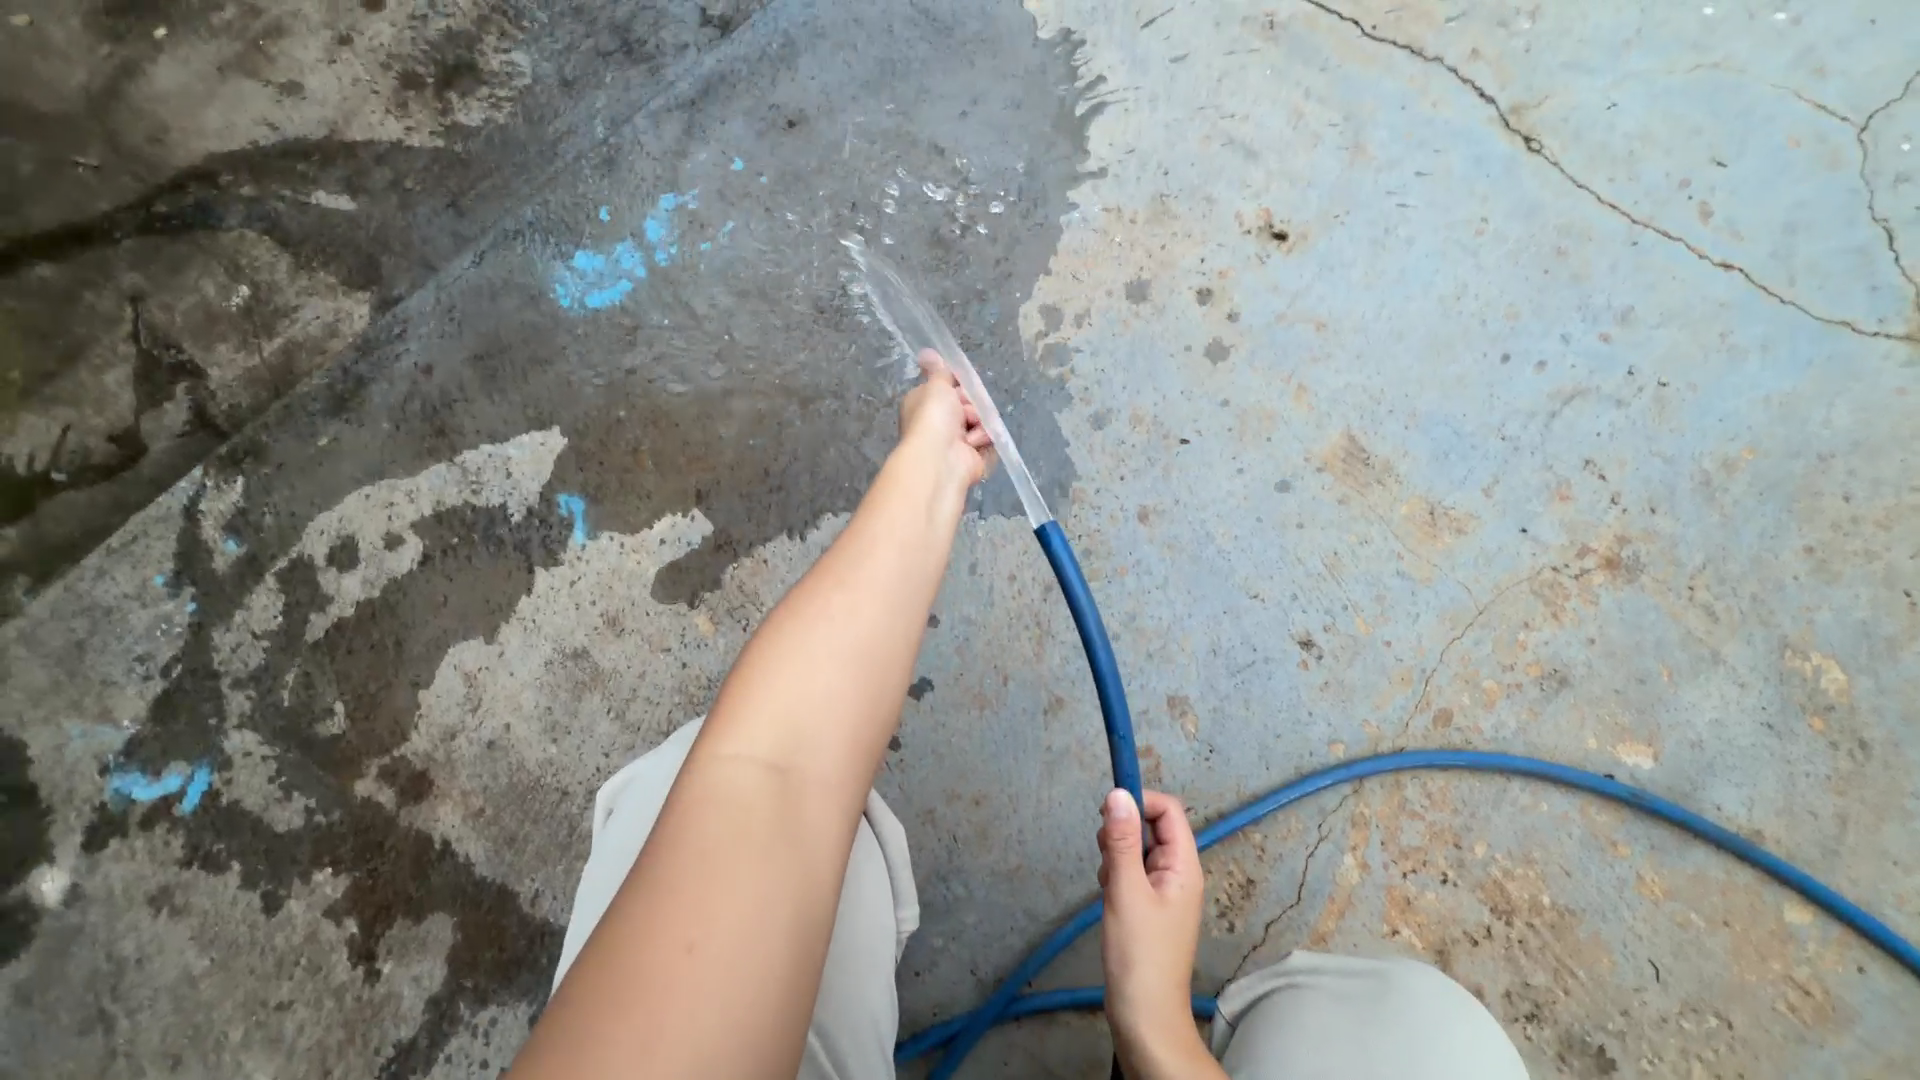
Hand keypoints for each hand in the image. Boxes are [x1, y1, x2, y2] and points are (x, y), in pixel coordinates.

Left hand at [899, 349, 996, 489]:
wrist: (940, 458)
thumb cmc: (933, 417)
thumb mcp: (935, 385)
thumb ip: (939, 370)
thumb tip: (927, 352)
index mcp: (925, 404)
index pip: (949, 388)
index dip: (960, 384)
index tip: (964, 382)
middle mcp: (939, 422)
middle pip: (968, 403)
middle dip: (971, 403)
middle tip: (964, 408)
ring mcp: (956, 440)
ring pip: (981, 420)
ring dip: (979, 420)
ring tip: (969, 428)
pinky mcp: (972, 456)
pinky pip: (988, 438)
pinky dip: (984, 438)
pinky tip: (974, 443)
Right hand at [1099, 789, 1217, 1078]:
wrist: (1144, 1017)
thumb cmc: (1138, 955)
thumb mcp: (1124, 890)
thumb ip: (1120, 839)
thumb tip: (1117, 793)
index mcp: (1184, 866)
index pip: (1168, 810)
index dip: (1138, 801)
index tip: (1106, 814)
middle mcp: (1179, 874)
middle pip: (1151, 827)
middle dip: (1122, 833)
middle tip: (1106, 859)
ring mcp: (1165, 891)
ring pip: (1137, 850)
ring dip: (1116, 856)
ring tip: (1109, 887)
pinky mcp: (1150, 907)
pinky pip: (1132, 873)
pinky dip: (1116, 876)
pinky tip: (1109, 899)